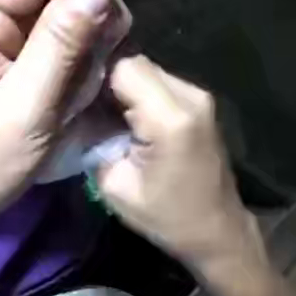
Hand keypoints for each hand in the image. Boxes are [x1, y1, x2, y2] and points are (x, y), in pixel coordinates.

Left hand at [0, 0, 127, 243]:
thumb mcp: (26, 108)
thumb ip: (62, 43)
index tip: (111, 32)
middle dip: (84, 31)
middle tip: (92, 79)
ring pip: (62, 21)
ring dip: (81, 59)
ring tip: (71, 103)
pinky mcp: (7, 62)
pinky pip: (55, 48)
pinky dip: (71, 74)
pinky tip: (66, 105)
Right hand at [94, 56, 259, 277]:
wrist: (217, 231)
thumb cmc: (166, 217)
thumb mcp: (114, 186)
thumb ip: (95, 141)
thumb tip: (79, 113)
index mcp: (170, 118)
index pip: (122, 68)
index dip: (96, 79)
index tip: (79, 99)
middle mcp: (190, 96)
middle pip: (136, 64)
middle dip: (109, 83)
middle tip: (88, 109)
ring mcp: (199, 96)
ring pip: (147, 71)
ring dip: (125, 89)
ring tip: (106, 117)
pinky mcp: (200, 103)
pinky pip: (159, 84)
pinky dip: (140, 95)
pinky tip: (128, 121)